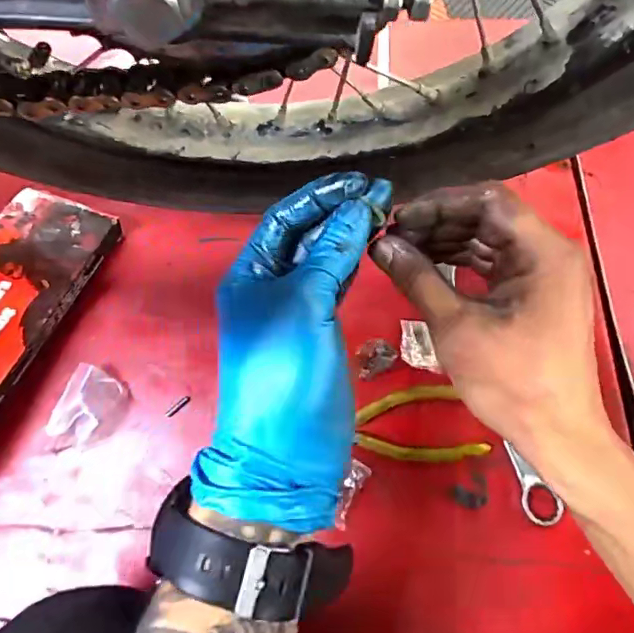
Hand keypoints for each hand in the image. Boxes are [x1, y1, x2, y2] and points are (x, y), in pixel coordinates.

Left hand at [191, 172, 391, 532]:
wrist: (285, 452)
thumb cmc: (285, 370)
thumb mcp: (305, 305)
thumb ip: (330, 254)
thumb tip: (356, 207)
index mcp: (251, 272)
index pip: (285, 218)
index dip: (319, 196)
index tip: (358, 181)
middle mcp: (268, 283)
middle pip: (304, 234)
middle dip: (338, 210)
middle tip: (381, 192)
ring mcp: (294, 306)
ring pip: (322, 257)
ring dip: (348, 233)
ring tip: (382, 210)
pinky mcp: (318, 327)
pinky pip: (334, 282)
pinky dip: (352, 262)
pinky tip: (372, 245)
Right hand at [370, 183, 607, 454]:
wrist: (559, 435)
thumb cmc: (511, 381)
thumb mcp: (456, 326)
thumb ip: (417, 277)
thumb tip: (381, 245)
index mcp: (543, 251)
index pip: (489, 199)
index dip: (441, 203)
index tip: (402, 219)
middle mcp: (550, 251)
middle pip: (489, 215)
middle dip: (440, 221)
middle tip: (396, 236)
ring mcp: (545, 272)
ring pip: (490, 237)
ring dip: (448, 240)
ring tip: (405, 250)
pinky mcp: (537, 291)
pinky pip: (496, 261)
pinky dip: (463, 261)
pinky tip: (429, 265)